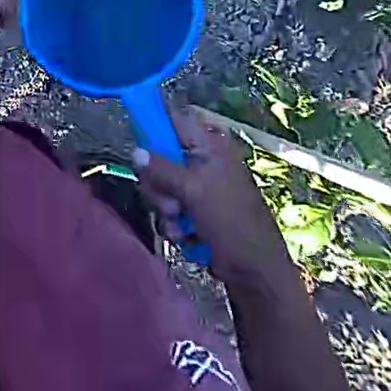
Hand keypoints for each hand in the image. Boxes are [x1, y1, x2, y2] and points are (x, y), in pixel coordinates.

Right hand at [133, 107, 293, 290]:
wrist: (255, 272)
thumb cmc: (230, 223)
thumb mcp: (193, 191)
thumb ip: (161, 169)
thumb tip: (136, 151)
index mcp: (210, 146)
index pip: (175, 119)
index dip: (154, 125)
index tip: (138, 142)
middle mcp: (203, 161)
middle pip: (159, 157)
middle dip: (158, 184)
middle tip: (170, 203)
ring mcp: (199, 187)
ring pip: (161, 186)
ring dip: (165, 209)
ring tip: (182, 225)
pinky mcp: (195, 210)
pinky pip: (169, 209)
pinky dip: (174, 224)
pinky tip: (187, 237)